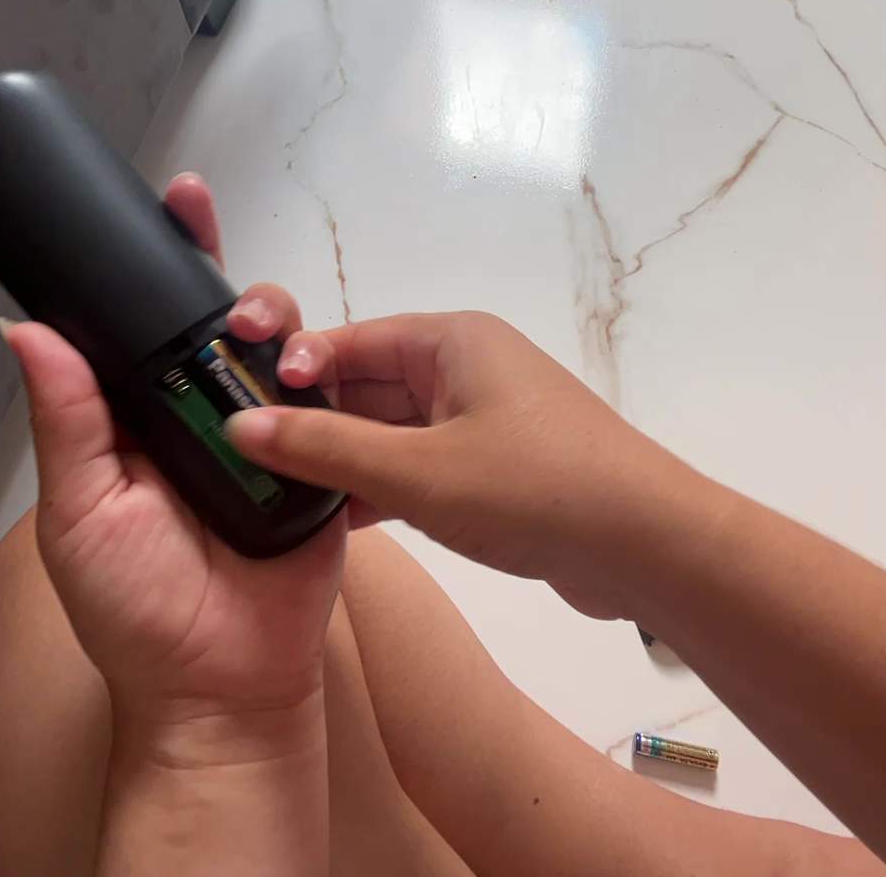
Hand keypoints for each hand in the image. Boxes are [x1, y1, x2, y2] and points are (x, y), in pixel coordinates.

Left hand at [3, 173, 345, 748]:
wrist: (228, 680)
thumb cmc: (139, 607)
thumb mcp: (81, 513)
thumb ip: (69, 423)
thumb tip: (25, 329)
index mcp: (148, 419)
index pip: (155, 328)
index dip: (164, 266)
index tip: (177, 203)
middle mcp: (213, 414)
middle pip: (231, 327)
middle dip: (235, 285)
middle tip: (227, 270)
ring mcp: (275, 434)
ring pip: (288, 355)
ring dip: (283, 328)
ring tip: (270, 338)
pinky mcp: (324, 459)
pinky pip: (334, 404)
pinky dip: (335, 376)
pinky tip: (331, 358)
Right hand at [227, 311, 715, 616]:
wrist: (644, 545)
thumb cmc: (531, 487)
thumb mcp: (418, 471)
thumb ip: (327, 450)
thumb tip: (241, 426)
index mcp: (452, 340)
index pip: (352, 339)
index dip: (294, 369)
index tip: (241, 406)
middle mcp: (465, 367)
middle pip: (370, 384)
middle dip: (315, 421)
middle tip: (250, 459)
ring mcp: (482, 417)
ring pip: (393, 429)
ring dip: (346, 460)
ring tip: (280, 494)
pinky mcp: (493, 464)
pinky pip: (421, 463)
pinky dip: (384, 486)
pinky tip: (337, 520)